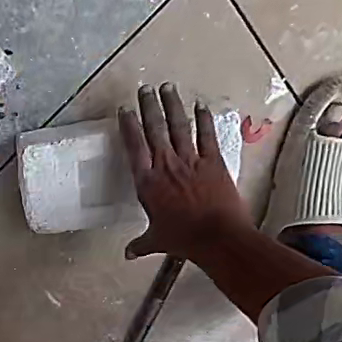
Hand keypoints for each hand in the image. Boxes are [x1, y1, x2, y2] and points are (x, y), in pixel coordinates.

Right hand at [120, 82, 251, 259]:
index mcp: (147, 183)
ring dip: (172, 105)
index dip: (128, 126)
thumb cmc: (182, 239)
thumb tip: (128, 254)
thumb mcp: (156, 240)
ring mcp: (190, 161)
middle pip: (154, 129)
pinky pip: (206, 135)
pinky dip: (203, 119)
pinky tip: (200, 105)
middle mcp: (166, 166)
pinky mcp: (213, 161)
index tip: (124, 111)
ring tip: (167, 87)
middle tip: (144, 89)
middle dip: (148, 107)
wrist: (217, 236)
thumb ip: (141, 243)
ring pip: (178, 126)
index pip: (134, 147)